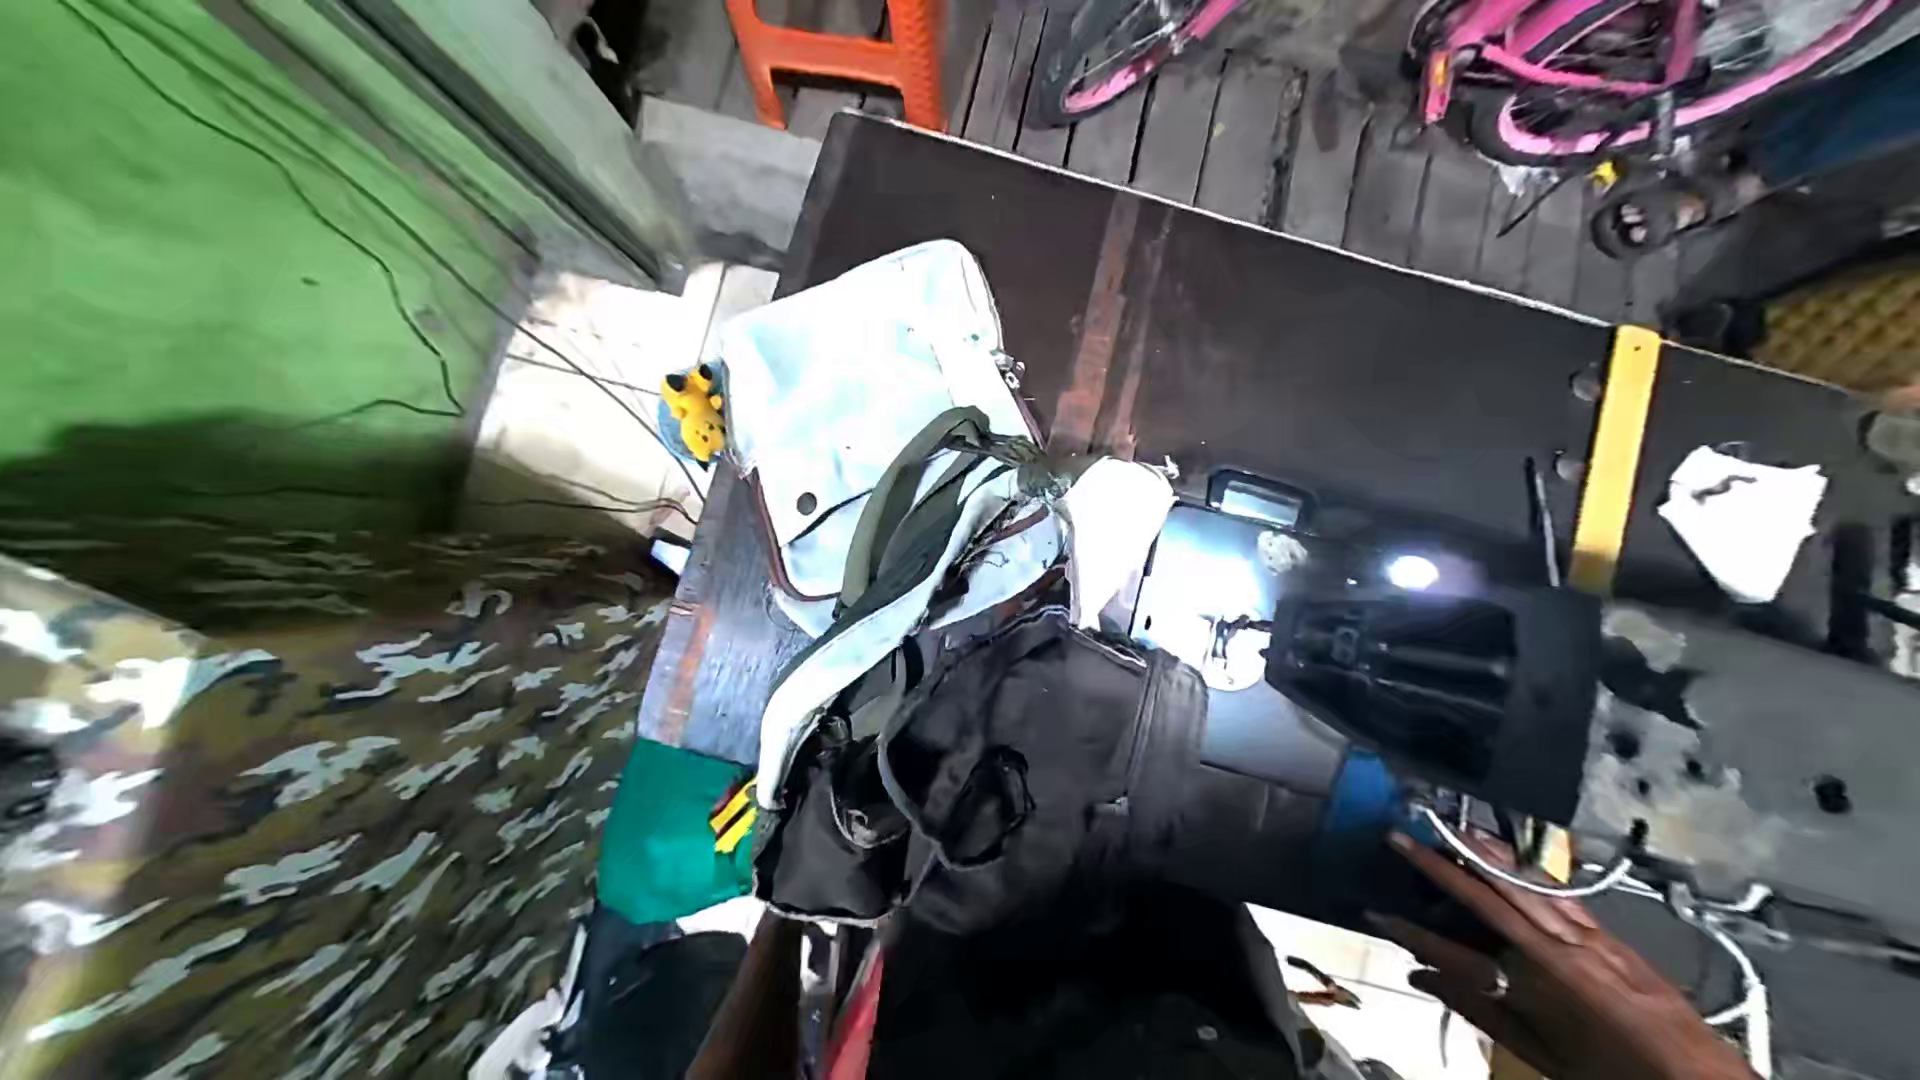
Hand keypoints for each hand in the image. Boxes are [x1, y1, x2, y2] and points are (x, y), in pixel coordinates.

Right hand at [1369, 830, 1755, 1079]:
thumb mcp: (1547, 1063)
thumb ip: (1480, 1015)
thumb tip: (1419, 977)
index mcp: (1539, 995)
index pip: (1455, 955)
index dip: (1410, 933)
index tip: (1375, 912)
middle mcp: (1558, 958)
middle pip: (1484, 899)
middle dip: (1436, 866)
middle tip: (1397, 836)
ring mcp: (1588, 942)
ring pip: (1521, 885)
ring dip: (1477, 852)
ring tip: (1443, 825)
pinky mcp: (1610, 937)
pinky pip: (1556, 892)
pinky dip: (1521, 865)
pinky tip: (1500, 847)